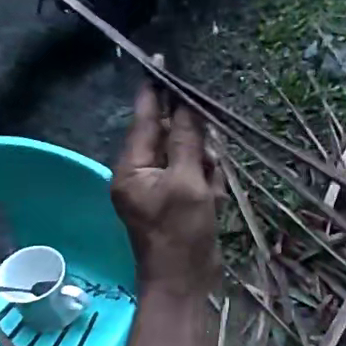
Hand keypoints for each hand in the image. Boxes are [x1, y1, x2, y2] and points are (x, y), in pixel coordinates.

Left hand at [112, 83, 220, 297]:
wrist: (184, 283)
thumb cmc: (180, 234)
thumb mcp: (187, 183)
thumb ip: (186, 141)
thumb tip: (185, 104)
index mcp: (132, 167)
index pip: (144, 120)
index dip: (155, 92)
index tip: (160, 62)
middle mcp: (141, 174)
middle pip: (168, 137)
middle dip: (192, 142)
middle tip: (206, 156)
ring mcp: (159, 189)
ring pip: (186, 156)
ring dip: (204, 166)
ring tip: (210, 189)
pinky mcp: (177, 201)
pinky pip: (194, 177)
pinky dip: (207, 183)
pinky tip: (213, 199)